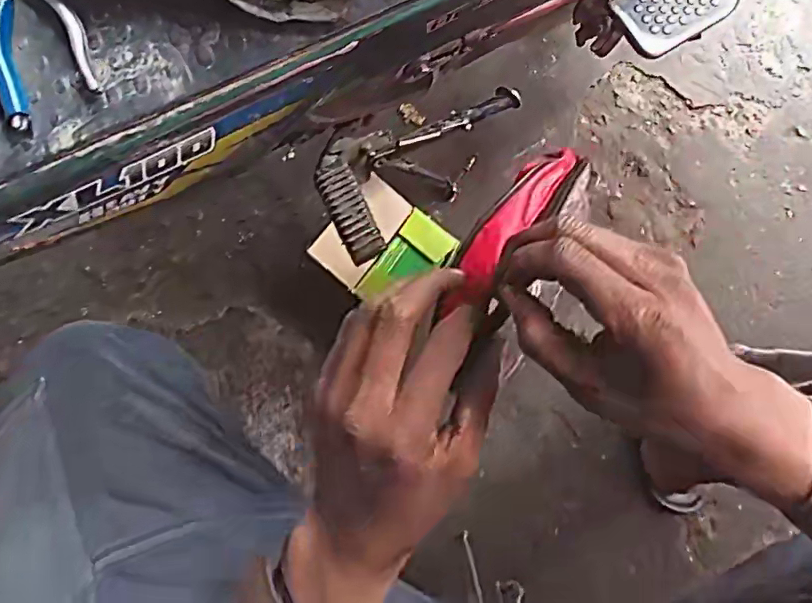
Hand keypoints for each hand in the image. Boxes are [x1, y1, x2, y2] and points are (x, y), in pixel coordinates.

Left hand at [284, 269, 501, 601]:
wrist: (346, 533)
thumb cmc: (412, 505)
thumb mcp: (462, 462)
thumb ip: (479, 395)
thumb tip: (492, 338)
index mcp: (406, 430)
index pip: (442, 345)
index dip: (467, 312)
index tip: (482, 301)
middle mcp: (365, 404)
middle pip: (397, 315)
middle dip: (433, 283)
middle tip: (457, 277)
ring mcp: (335, 391)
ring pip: (368, 312)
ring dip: (403, 288)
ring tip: (430, 285)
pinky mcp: (320, 385)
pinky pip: (349, 328)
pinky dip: (377, 308)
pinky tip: (398, 307)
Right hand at [498, 218, 811, 506]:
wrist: (726, 400)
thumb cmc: (658, 406)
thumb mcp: (590, 388)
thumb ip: (541, 340)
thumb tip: (511, 296)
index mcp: (637, 311)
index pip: (565, 255)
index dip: (523, 259)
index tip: (503, 279)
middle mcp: (652, 272)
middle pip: (572, 229)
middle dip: (529, 242)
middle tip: (507, 267)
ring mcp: (662, 258)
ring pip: (586, 227)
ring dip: (549, 241)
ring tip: (528, 268)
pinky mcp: (664, 255)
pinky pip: (604, 238)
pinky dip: (573, 246)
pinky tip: (561, 269)